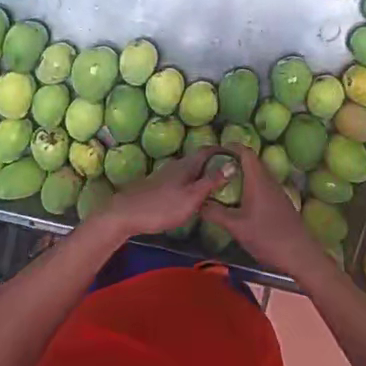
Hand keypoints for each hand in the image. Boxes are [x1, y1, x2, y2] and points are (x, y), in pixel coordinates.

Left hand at [94, 147, 230, 239]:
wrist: (126, 215)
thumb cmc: (163, 206)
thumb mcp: (192, 196)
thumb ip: (212, 181)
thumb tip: (233, 164)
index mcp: (188, 164)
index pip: (209, 150)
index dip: (224, 151)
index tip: (239, 157)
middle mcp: (177, 165)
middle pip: (200, 159)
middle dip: (215, 163)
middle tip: (232, 173)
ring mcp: (167, 175)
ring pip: (191, 169)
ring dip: (204, 173)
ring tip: (217, 185)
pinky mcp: (159, 186)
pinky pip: (183, 178)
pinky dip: (193, 182)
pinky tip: (195, 194)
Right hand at [201, 146, 330, 281]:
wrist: (299, 253)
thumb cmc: (267, 236)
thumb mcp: (236, 226)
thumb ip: (216, 213)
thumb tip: (197, 203)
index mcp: (258, 179)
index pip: (245, 152)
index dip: (230, 147)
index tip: (214, 151)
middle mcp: (269, 180)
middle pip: (251, 162)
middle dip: (233, 161)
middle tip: (213, 168)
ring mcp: (276, 191)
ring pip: (257, 175)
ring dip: (241, 174)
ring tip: (222, 183)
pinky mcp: (279, 202)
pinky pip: (262, 186)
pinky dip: (249, 186)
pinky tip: (239, 200)